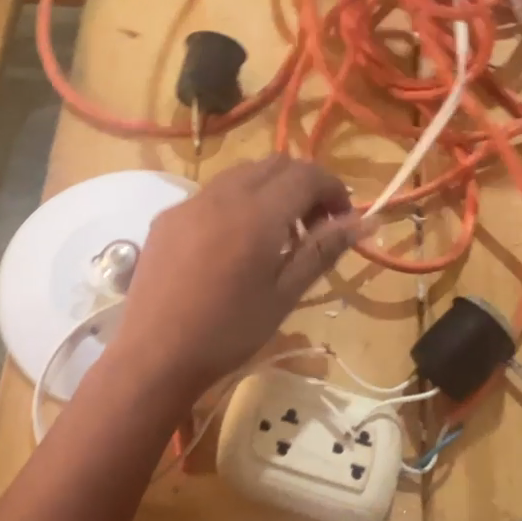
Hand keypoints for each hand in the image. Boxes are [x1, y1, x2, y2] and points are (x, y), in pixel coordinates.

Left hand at [110, 156, 363, 400]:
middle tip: (313, 229)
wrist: (154, 356)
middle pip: (274, 164)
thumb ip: (323, 250)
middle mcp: (222, 195)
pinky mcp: (165, 219)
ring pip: (240, 175)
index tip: (343, 221)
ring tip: (274, 239)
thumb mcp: (285, 294)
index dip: (333, 189)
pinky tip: (232, 248)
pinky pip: (210, 195)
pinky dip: (235, 204)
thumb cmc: (228, 332)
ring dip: (269, 192)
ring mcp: (188, 203)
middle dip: (302, 186)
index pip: (307, 174)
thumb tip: (368, 220)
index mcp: (257, 213)